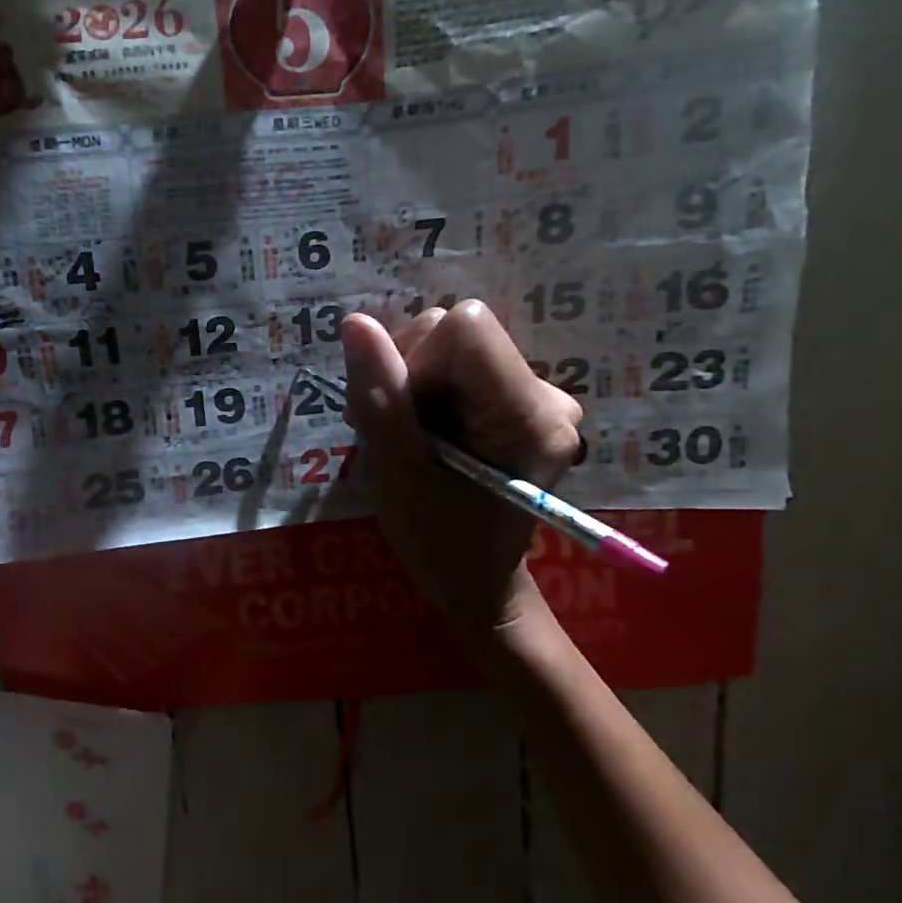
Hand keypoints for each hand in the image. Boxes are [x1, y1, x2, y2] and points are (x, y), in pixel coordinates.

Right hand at [340, 302, 584, 647]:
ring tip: (408, 439)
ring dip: (409, 385)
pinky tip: (421, 433)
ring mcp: (535, 397)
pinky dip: (422, 393)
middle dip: (408, 373)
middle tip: (400, 434)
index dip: (417, 359)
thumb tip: (355, 322)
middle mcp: (546, 394)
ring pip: (447, 347)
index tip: (406, 414)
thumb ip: (379, 394)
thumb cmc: (439, 539)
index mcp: (528, 412)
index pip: (464, 327)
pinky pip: (454, 367)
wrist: (476, 580)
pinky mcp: (517, 402)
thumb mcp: (397, 469)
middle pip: (453, 333)